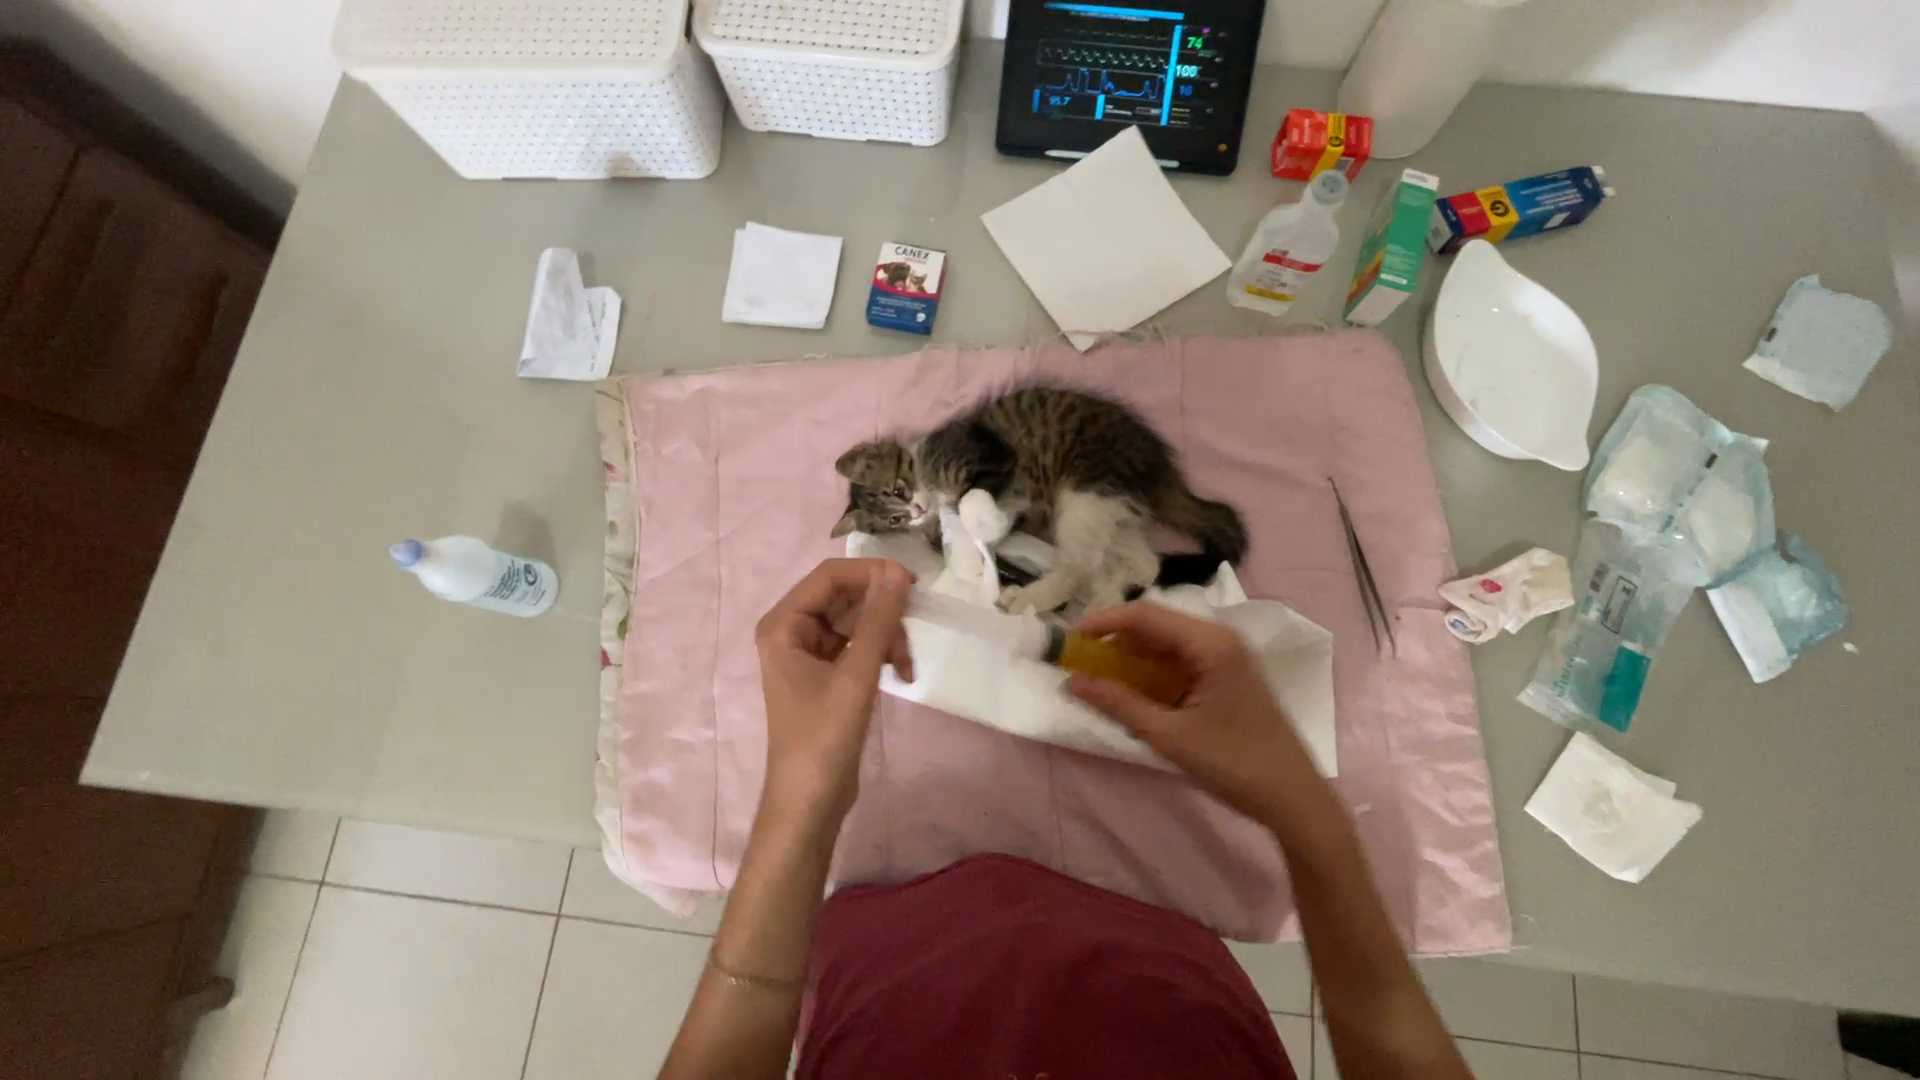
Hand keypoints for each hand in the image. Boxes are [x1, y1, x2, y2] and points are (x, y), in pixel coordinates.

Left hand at [755, 559, 914, 825]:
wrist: (809, 802)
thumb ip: (879, 620)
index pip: (830, 575)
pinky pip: (859, 644)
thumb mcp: (856, 676)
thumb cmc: (823, 738)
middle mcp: (792, 630)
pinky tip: (900, 674)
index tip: (913, 584)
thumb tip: (899, 573)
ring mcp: (810, 652)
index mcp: (783, 624)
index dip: (871, 572)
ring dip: (887, 636)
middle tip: (915, 627)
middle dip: (883, 612)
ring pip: (858, 621)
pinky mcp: (828, 673)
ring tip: (906, 666)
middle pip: (846, 596)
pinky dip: (881, 653)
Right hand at [1068, 602, 1321, 827]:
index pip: (1145, 615)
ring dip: (1131, 656)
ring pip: (1165, 641)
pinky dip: (1151, 670)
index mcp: (1210, 644)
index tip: (1069, 640)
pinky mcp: (1226, 674)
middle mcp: (1219, 638)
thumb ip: (1120, 704)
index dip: (1103, 622)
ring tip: (1099, 678)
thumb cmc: (1235, 764)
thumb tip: (1073, 681)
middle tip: (1080, 662)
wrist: (1294, 798)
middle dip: (1114, 640)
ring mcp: (1225, 656)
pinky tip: (1133, 691)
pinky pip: (1179, 659)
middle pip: (1154, 624)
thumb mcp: (1170, 736)